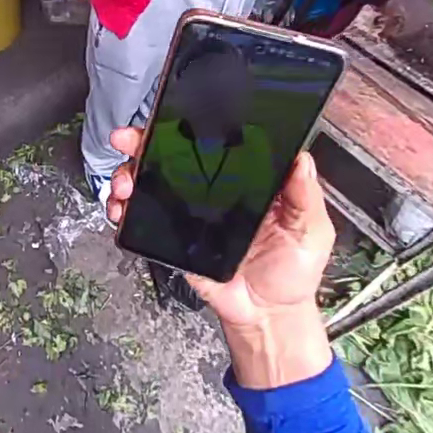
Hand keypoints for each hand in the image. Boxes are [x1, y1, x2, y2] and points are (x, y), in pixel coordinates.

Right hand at [106, 127, 336, 387]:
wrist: (265, 316)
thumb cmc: (292, 273)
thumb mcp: (311, 232)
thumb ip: (306, 196)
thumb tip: (302, 159)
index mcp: (248, 180)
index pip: (217, 142)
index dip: (194, 125)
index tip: (174, 115)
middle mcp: (216, 189)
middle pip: (174, 155)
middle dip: (145, 141)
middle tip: (131, 139)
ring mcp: (192, 211)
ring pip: (152, 180)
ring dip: (130, 173)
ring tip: (126, 182)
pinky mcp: (175, 236)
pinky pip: (145, 217)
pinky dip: (126, 208)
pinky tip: (122, 207)